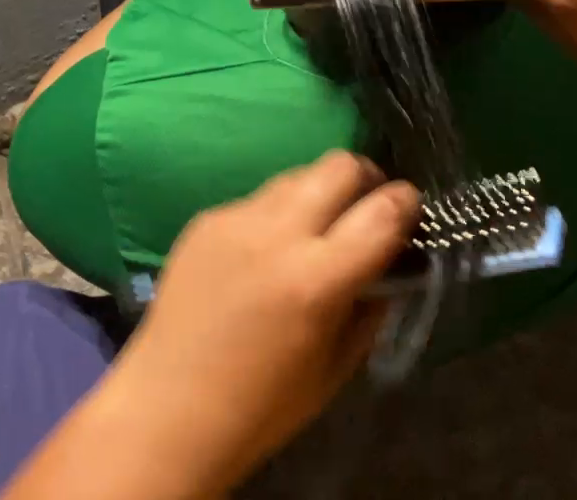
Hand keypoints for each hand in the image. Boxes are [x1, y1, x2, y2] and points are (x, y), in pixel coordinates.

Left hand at [104, 153, 418, 491]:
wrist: (166, 411)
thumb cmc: (262, 406)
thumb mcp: (337, 367)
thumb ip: (372, 304)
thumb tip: (394, 261)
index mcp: (316, 280)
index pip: (382, 210)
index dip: (407, 201)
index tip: (411, 207)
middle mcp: (277, 235)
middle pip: (339, 165)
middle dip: (365, 177)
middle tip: (367, 204)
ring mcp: (236, 220)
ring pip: (297, 174)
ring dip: (319, 192)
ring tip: (315, 228)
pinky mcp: (206, 218)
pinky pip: (258, 199)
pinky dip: (276, 214)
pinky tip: (265, 251)